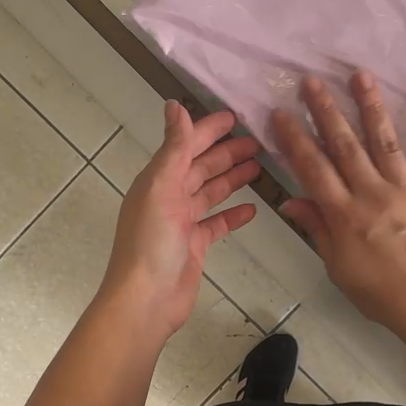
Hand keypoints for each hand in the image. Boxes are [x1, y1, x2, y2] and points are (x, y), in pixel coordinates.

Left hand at [102, 101, 260, 339]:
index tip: (235, 117)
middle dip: (227, 153)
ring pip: (211, 193)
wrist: (146, 300)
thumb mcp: (161, 189)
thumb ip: (174, 149)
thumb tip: (175, 105)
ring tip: (259, 168)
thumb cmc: (150, 243)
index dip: (208, 130)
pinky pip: (216, 224)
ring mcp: (182, 223)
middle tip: (259, 142)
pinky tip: (253, 210)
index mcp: (158, 180)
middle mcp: (168, 197)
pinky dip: (233, 216)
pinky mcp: (194, 247)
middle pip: (201, 168)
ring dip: (232, 179)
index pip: (186, 146)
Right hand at [271, 72, 405, 337]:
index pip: (313, 169)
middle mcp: (371, 194)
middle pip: (344, 146)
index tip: (281, 114)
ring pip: (383, 141)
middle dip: (325, 111)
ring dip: (370, 106)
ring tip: (359, 75)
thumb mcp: (338, 268)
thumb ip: (318, 229)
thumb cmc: (380, 294)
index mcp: (344, 215)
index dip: (295, 139)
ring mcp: (405, 190)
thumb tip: (291, 201)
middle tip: (311, 81)